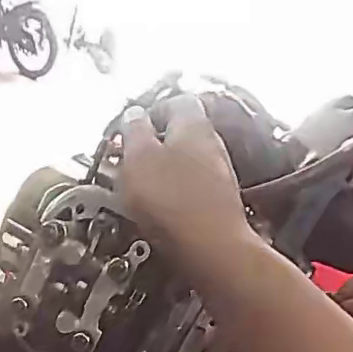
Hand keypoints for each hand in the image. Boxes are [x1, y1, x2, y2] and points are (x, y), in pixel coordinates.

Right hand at [115, 95, 253, 256]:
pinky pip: (195, 194)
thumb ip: (134, 132)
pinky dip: (179, 199)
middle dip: (157, 146)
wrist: (212, 251)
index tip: (130, 131)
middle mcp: (213, 144)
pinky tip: (165, 216)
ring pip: (189, 165)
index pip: (174, 100)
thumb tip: (133, 114)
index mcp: (193, 123)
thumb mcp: (138, 159)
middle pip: (183, 135)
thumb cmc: (170, 200)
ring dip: (168, 175)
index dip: (150, 112)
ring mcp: (222, 178)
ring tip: (145, 194)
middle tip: (132, 165)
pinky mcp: (222, 208)